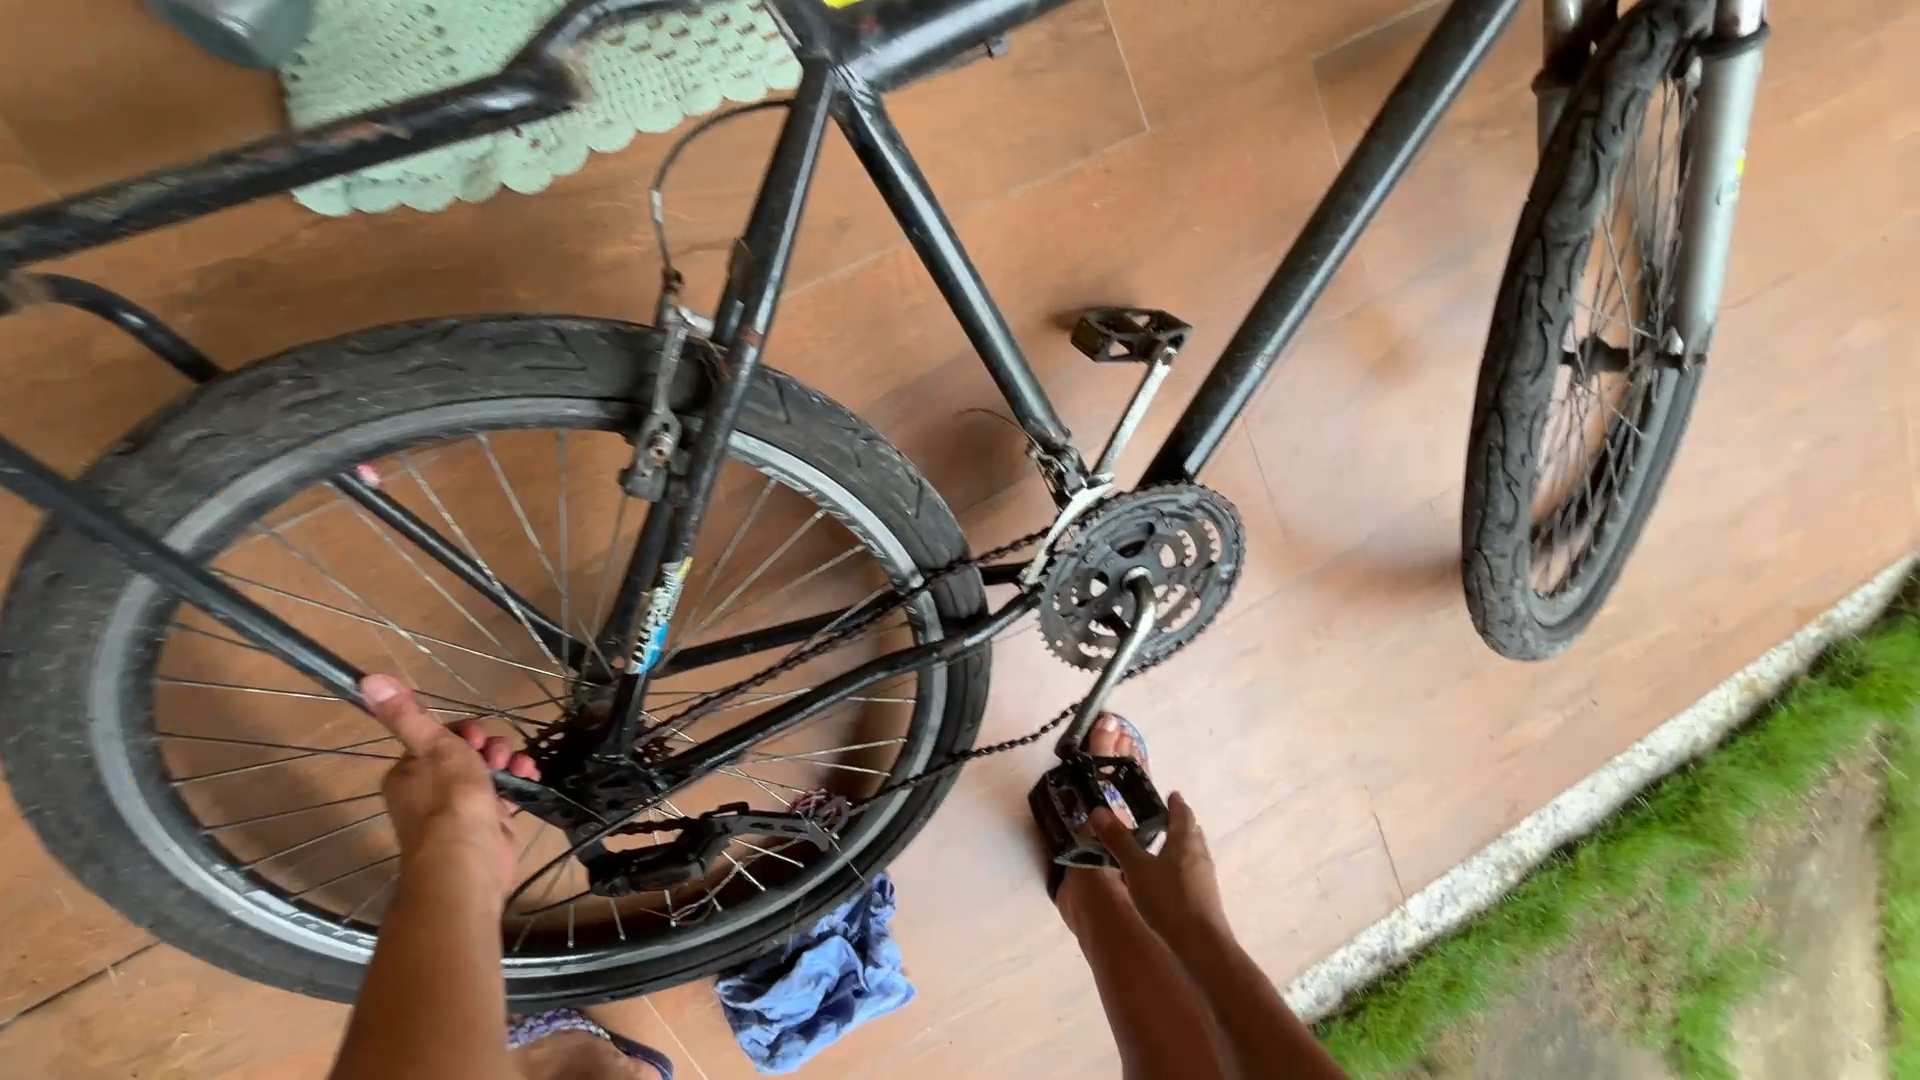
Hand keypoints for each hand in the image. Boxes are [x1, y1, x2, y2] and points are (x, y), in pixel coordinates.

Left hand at [363, 674, 537, 891]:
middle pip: (468, 753)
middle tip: (497, 755)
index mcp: (409, 772)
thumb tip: (366, 678)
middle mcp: (429, 790)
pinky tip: (529, 778)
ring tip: (520, 767)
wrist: (468, 858)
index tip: (478, 738)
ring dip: (509, 762)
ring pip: (489, 771)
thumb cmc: (449, 799)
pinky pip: (505, 792)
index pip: (440, 738)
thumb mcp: (434, 747)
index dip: (465, 732)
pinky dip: (518, 782)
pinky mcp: (485, 823)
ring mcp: (458, 809)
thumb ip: (409, 715)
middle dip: (491, 748)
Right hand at [1089, 791, 1228, 945]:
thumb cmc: (1168, 900)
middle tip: (1163, 818)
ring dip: (1181, 846)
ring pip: (1194, 853)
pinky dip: (1182, 866)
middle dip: (1180, 823)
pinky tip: (1168, 879)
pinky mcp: (1206, 898)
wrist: (1201, 945)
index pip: (1183, 814)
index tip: (1170, 794)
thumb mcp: (1136, 868)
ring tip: (1163, 847)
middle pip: (1192, 832)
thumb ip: (1118, 840)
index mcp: (1184, 841)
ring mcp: (1205, 878)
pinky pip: (1193, 872)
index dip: (1176, 803)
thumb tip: (1097, 810)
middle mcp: (1199, 855)